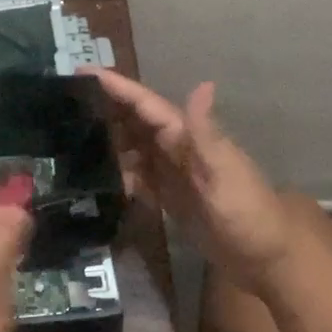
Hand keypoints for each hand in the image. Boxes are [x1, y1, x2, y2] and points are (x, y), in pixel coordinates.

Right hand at [81, 67, 297, 292]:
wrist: (269, 259)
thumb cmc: (250, 213)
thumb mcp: (227, 173)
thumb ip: (207, 133)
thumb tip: (203, 84)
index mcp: (187, 137)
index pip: (145, 105)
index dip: (117, 87)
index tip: (82, 72)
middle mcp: (177, 148)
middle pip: (134, 121)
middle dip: (103, 108)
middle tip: (62, 103)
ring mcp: (172, 173)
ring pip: (132, 148)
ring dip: (106, 141)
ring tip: (68, 137)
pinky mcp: (170, 197)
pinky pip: (137, 177)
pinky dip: (119, 174)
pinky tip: (96, 177)